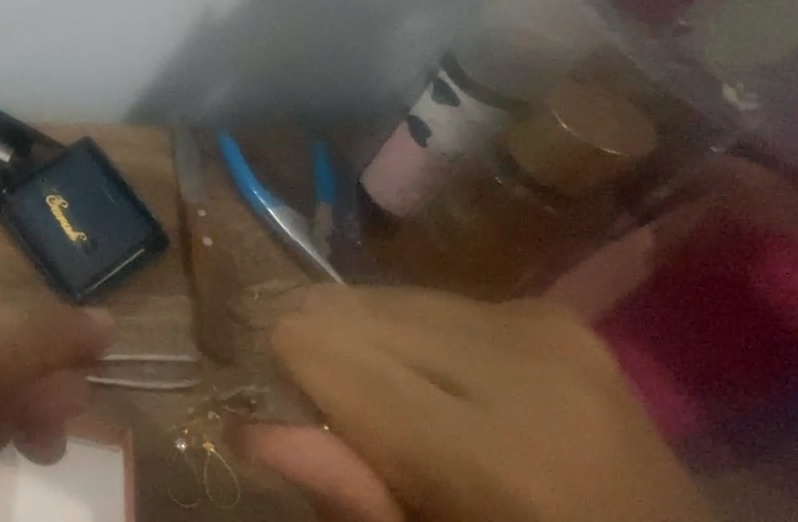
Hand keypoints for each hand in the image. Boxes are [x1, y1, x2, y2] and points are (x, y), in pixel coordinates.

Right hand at [237, 286, 709, 521]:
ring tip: (387, 401)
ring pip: (378, 296)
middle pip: (343, 309)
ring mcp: (543, 327)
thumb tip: (248, 429)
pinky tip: (431, 382)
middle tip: (335, 416)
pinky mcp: (550, 313)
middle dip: (318, 353)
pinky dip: (404, 335)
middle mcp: (523, 365)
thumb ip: (352, 501)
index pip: (319, 347)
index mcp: (499, 457)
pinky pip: (425, 299)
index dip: (282, 375)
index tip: (284, 414)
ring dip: (361, 342)